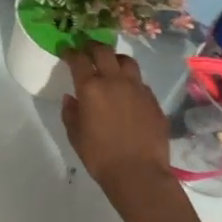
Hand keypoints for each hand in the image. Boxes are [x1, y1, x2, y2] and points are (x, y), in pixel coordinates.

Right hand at [61, 42, 171, 189]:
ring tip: (111, 66)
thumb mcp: (75, 136)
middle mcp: (114, 81)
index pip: (78, 59)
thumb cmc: (100, 157)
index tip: (67, 51)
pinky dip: (131, 82)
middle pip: (104, 51)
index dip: (71, 52)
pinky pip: (140, 83)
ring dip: (115, 60)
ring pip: (127, 61)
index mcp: (90, 88)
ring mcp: (137, 89)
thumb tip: (71, 98)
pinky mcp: (154, 101)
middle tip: (87, 50)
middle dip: (93, 47)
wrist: (139, 174)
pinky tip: (128, 94)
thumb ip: (70, 113)